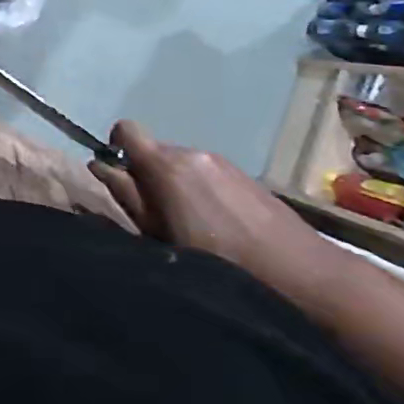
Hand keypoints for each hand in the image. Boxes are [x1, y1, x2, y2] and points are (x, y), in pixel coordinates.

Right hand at [90, 120, 341, 299]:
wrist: (301, 273)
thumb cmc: (219, 258)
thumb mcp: (158, 233)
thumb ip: (126, 196)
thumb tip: (101, 166)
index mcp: (165, 164)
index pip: (126, 130)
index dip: (115, 148)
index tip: (120, 179)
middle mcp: (192, 152)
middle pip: (154, 151)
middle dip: (147, 174)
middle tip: (156, 213)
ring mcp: (222, 161)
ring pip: (181, 163)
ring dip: (176, 184)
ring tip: (191, 222)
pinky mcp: (245, 175)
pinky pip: (207, 173)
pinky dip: (201, 190)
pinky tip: (218, 223)